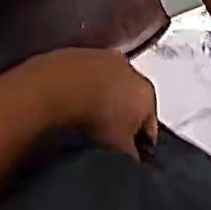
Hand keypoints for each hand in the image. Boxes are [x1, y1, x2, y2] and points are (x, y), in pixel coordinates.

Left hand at [18, 48, 158, 159]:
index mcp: (147, 93)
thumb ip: (133, 157)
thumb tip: (133, 158)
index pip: (150, 127)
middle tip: (109, 135)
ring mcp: (106, 56)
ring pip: (113, 85)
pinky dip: (89, 85)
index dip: (141, 145)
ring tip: (91, 116)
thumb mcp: (121, 149)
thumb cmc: (97, 117)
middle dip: (125, 118)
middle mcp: (131, 69)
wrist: (60, 84)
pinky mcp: (85, 51)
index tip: (129, 154)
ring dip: (107, 98)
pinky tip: (78, 97)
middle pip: (133, 102)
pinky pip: (92, 74)